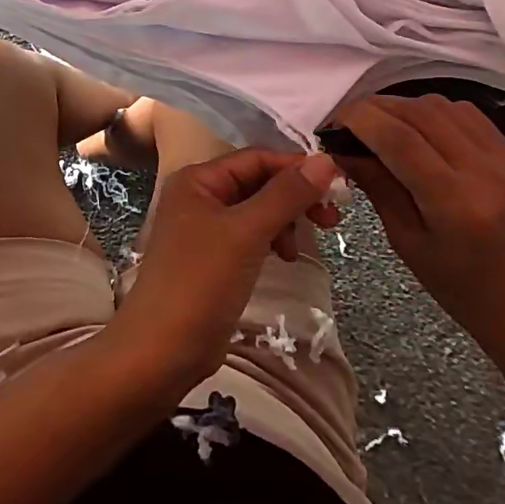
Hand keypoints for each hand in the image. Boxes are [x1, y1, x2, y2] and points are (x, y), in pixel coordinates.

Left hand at [114, 148, 340, 381]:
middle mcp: (198, 197)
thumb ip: (286, 195)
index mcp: (197, 180)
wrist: (164, 346)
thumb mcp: (247, 232)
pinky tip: (284, 257)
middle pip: (258, 182)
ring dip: (285, 221)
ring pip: (257, 210)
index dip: (297, 167)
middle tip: (331, 219)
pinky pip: (251, 235)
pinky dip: (271, 240)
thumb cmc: (201, 280)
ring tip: (298, 248)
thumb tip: (327, 160)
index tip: (340, 186)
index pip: (256, 158)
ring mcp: (204, 228)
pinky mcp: (213, 257)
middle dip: (294, 196)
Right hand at [329, 95, 504, 357]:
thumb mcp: (404, 240)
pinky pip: (465, 114)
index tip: (332, 121)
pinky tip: (414, 128)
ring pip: (442, 106)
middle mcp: (484, 170)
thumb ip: (377, 186)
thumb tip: (340, 150)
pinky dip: (431, 112)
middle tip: (347, 122)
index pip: (399, 139)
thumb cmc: (457, 283)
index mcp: (455, 201)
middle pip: (420, 113)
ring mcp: (504, 158)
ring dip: (402, 106)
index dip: (360, 119)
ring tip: (378, 124)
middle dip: (375, 108)